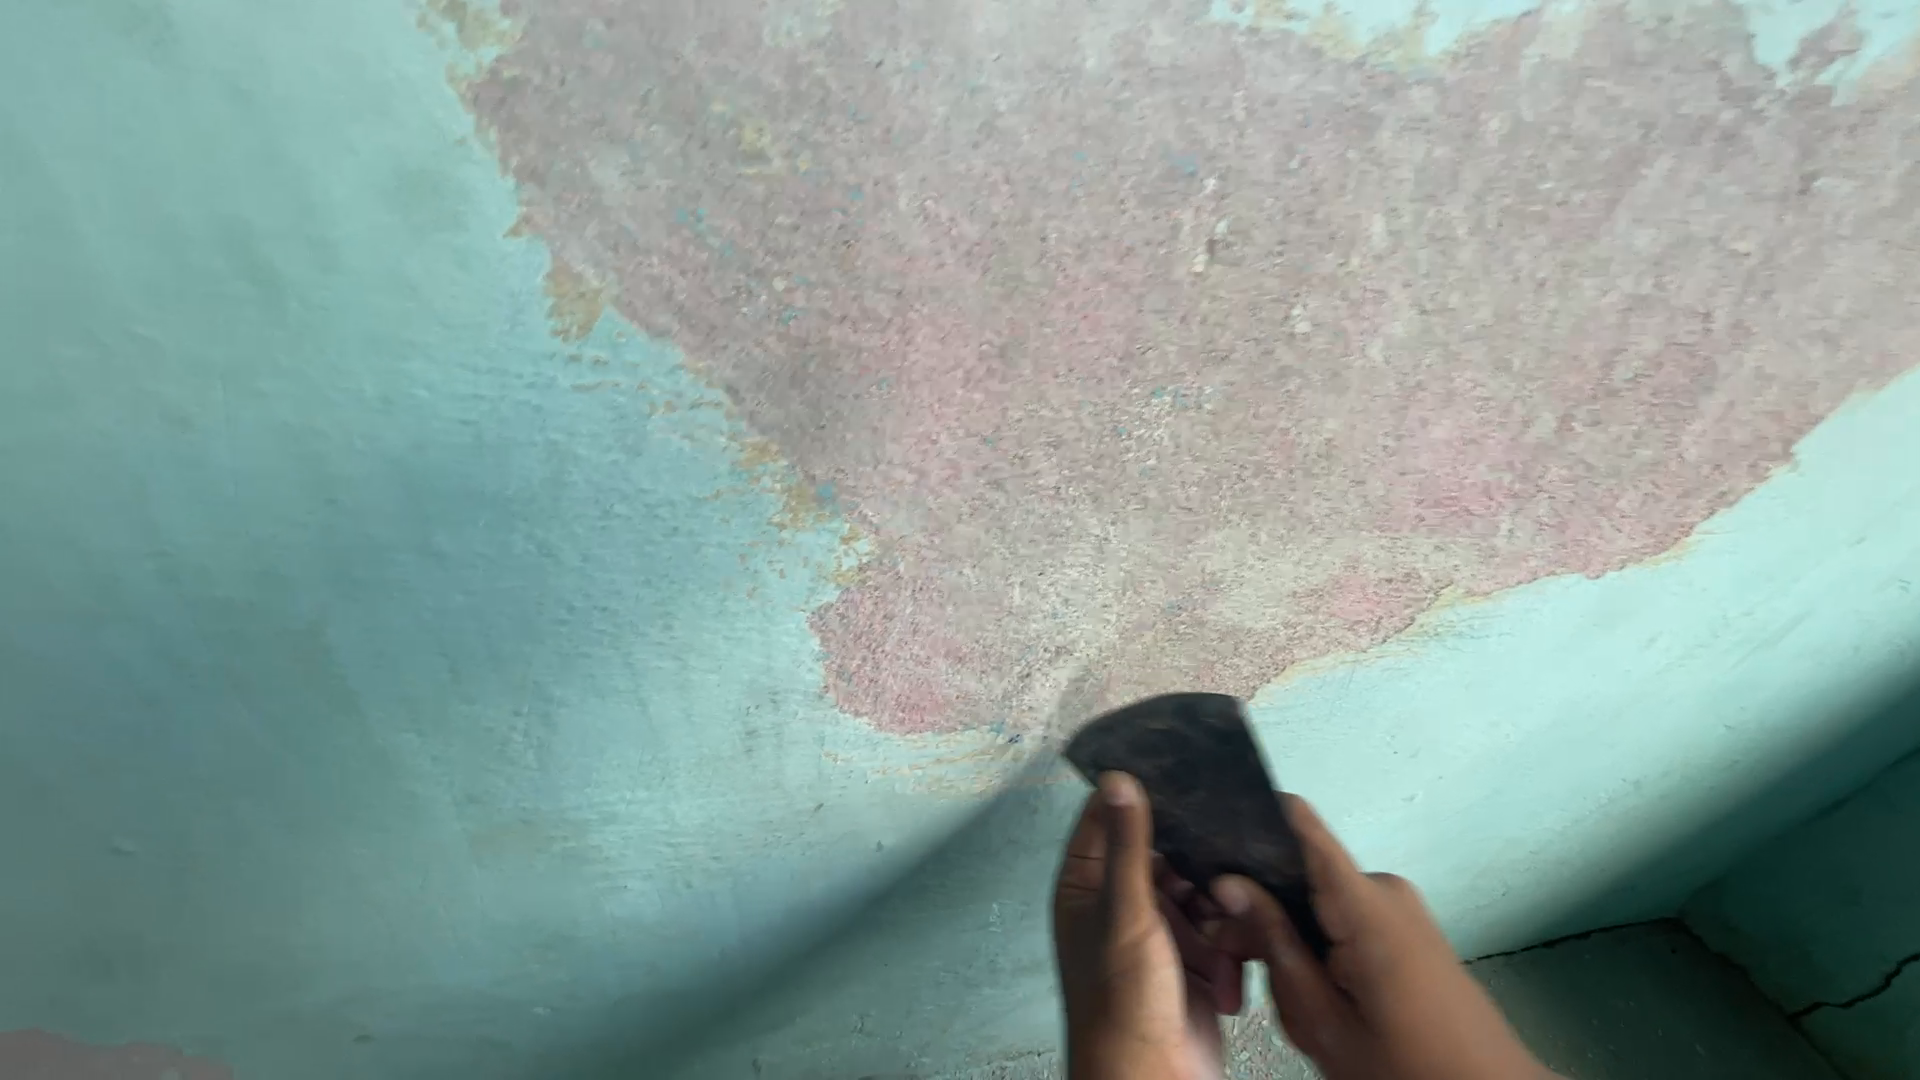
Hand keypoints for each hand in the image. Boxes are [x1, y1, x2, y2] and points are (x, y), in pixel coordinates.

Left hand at [1052, 773, 1241, 1079]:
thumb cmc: (1125, 995)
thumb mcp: (1126, 912)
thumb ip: (1127, 845)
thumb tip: (1118, 775)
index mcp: (1085, 882)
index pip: (1106, 818)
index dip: (1138, 796)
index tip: (1179, 772)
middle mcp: (1115, 899)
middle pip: (1161, 855)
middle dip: (1192, 864)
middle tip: (1224, 859)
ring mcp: (1154, 930)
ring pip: (1193, 892)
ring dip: (1213, 911)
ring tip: (1222, 931)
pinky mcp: (1188, 959)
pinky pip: (1212, 928)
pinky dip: (1224, 945)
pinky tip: (1228, 966)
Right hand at [1212, 796, 1556, 1079]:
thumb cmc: (1405, 1070)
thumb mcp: (1322, 1020)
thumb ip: (1273, 942)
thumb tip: (1225, 881)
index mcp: (1363, 901)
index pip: (1298, 821)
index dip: (1250, 817)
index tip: (1207, 847)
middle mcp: (1380, 887)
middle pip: (1294, 873)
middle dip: (1261, 916)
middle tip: (1238, 973)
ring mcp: (1396, 906)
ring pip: (1313, 901)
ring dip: (1289, 942)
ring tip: (1292, 1005)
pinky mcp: (1403, 926)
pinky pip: (1339, 915)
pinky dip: (1316, 947)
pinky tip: (1314, 997)